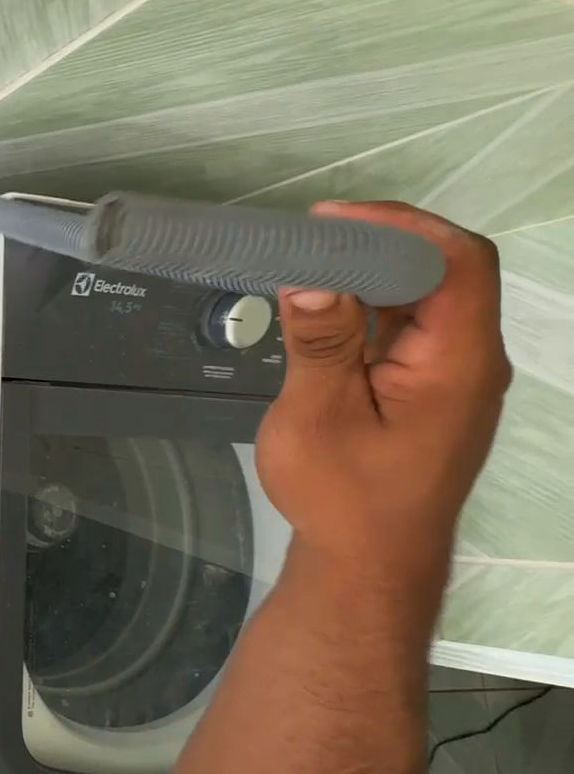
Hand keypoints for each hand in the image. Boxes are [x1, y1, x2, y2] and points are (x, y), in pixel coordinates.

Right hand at [255, 201, 511, 569]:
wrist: (367, 556)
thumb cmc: (342, 489)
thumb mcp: (318, 414)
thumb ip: (321, 344)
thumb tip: (312, 279)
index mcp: (455, 362)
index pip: (456, 264)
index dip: (400, 226)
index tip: (328, 218)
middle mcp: (467, 360)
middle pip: (448, 274)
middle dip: (381, 242)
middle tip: (307, 235)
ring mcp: (449, 377)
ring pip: (427, 301)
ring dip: (372, 272)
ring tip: (306, 261)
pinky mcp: (425, 391)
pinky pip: (408, 329)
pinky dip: (369, 304)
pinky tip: (325, 306)